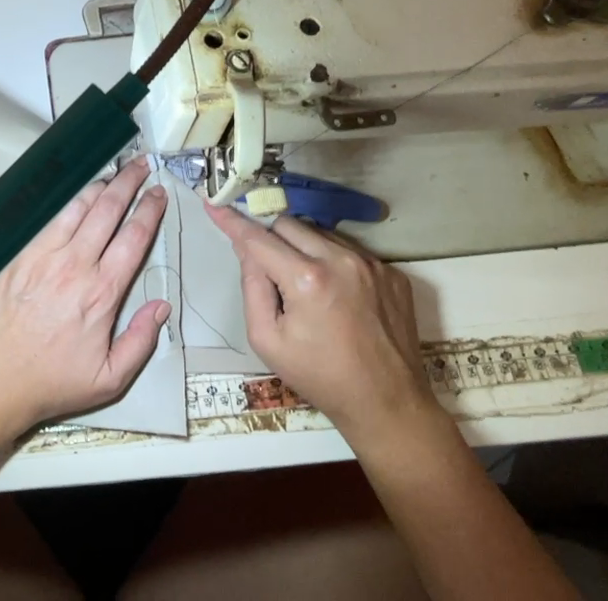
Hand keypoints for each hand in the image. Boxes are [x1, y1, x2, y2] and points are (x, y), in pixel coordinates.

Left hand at [0, 158, 171, 436]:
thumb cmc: (53, 382)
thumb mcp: (110, 379)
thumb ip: (142, 341)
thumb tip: (163, 306)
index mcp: (102, 293)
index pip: (134, 239)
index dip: (149, 211)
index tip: (159, 193)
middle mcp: (75, 266)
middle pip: (107, 212)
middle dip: (128, 184)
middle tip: (142, 166)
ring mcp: (44, 257)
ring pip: (77, 209)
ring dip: (99, 186)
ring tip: (114, 173)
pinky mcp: (20, 257)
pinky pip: (48, 220)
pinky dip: (67, 202)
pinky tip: (77, 196)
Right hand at [204, 202, 434, 437]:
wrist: (388, 404)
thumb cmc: (319, 376)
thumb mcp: (267, 339)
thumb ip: (252, 287)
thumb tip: (246, 249)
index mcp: (307, 279)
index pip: (259, 238)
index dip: (233, 221)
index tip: (215, 203)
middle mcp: (341, 260)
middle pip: (289, 224)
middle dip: (270, 235)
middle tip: (264, 259)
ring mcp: (372, 264)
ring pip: (321, 233)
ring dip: (303, 247)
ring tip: (304, 283)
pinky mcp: (392, 273)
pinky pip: (350, 251)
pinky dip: (333, 262)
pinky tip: (336, 294)